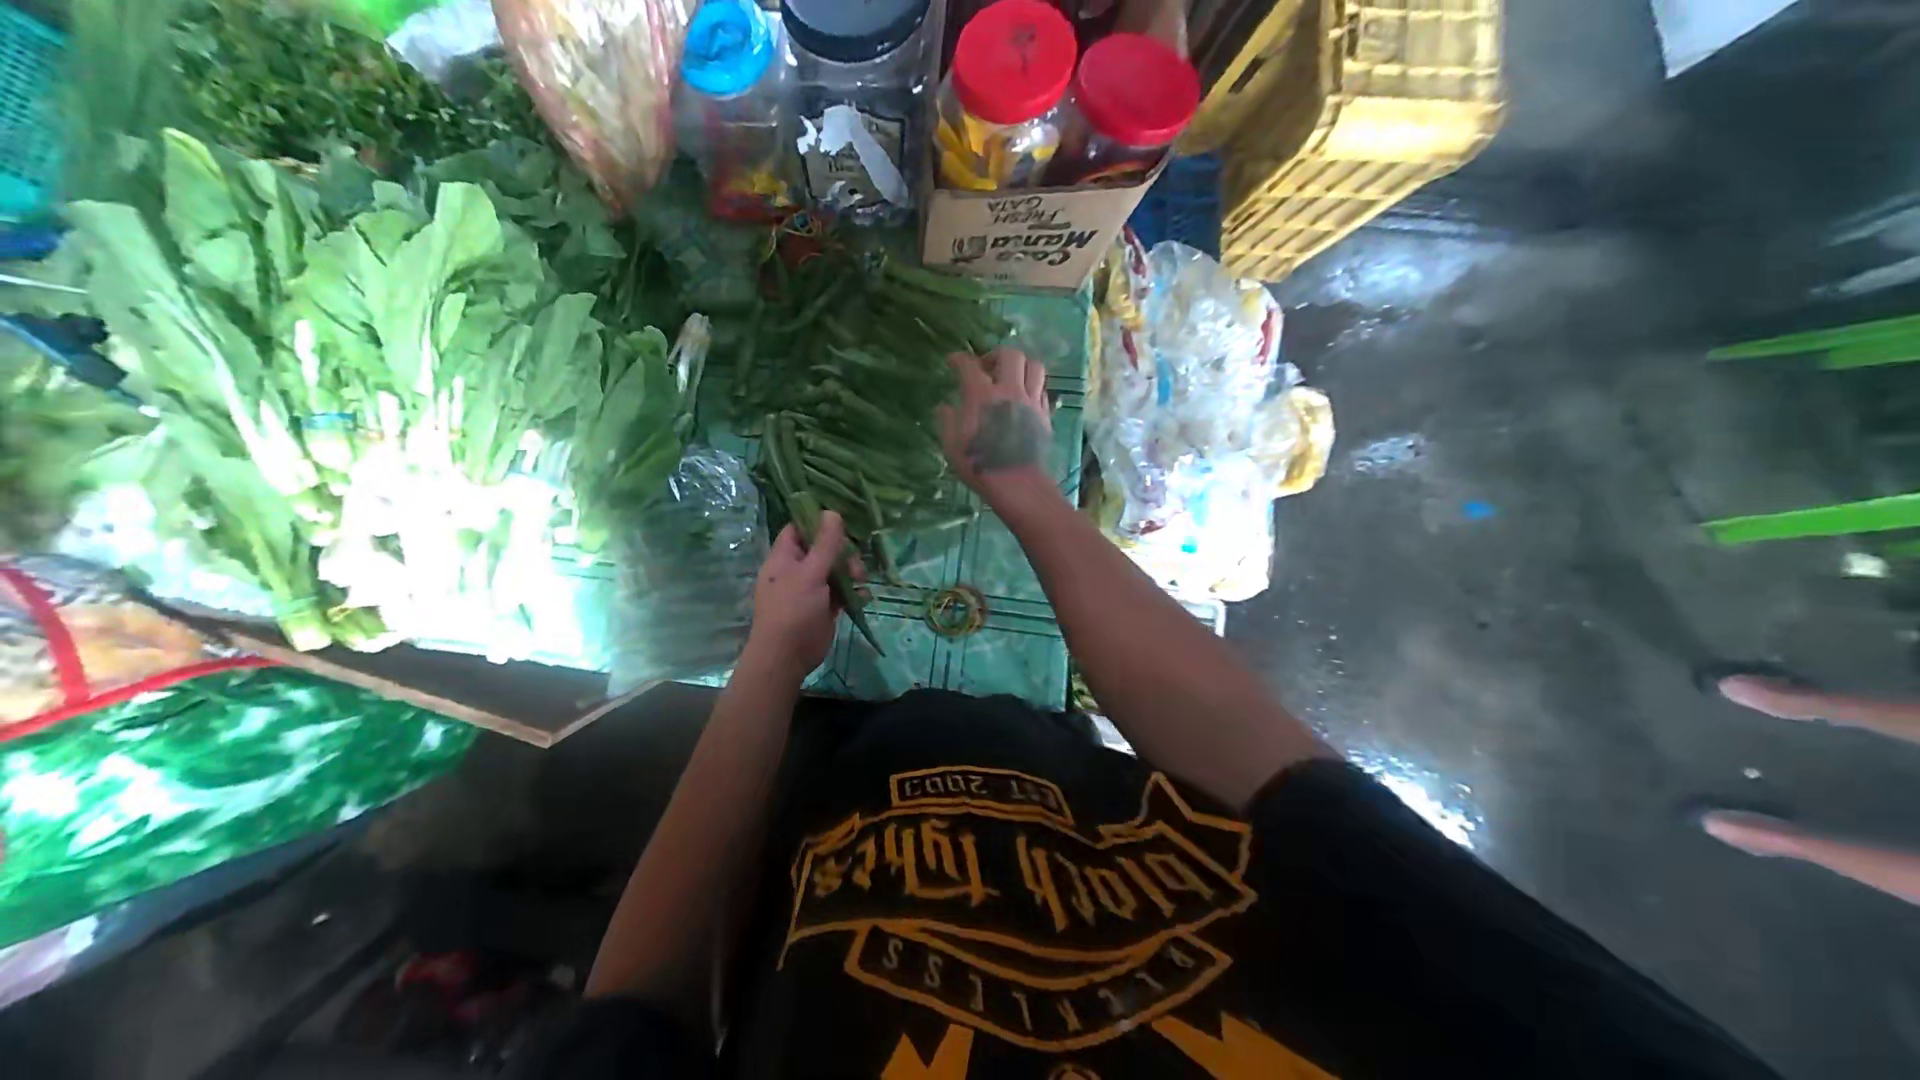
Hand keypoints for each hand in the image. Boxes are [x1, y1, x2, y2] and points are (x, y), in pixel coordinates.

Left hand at [743, 511, 847, 682]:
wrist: (788, 656)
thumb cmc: (793, 610)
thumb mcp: (810, 573)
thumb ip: (825, 544)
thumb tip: (832, 511)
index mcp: (784, 558)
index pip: (798, 529)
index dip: (817, 522)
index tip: (841, 521)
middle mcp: (796, 570)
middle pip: (823, 549)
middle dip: (842, 552)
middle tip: (853, 564)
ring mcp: (811, 589)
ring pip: (835, 570)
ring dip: (851, 572)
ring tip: (859, 581)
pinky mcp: (824, 607)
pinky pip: (842, 592)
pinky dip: (853, 592)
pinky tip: (862, 597)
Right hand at [938, 347, 1053, 505]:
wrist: (1017, 485)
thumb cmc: (979, 466)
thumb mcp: (951, 446)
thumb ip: (947, 421)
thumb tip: (945, 406)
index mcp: (981, 395)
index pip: (968, 364)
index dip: (958, 358)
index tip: (953, 361)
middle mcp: (1009, 390)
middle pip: (1010, 355)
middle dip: (996, 355)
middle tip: (987, 368)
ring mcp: (1030, 401)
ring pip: (1034, 366)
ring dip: (1020, 367)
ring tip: (1010, 378)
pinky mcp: (1044, 414)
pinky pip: (1042, 389)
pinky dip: (1031, 387)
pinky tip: (1022, 398)